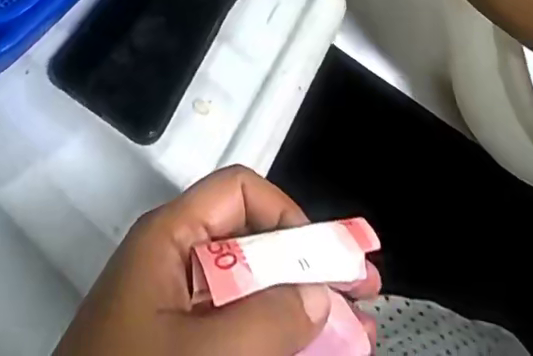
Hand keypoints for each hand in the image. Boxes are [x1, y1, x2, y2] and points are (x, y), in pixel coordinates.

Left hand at [54, 166, 380, 355]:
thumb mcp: (205, 354)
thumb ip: (269, 320)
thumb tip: (320, 295)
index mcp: (170, 238)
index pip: (238, 192)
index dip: (286, 214)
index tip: (322, 259)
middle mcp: (175, 260)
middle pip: (253, 242)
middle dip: (309, 265)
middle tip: (363, 286)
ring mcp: (176, 306)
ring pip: (251, 289)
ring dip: (302, 305)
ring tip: (355, 329)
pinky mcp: (177, 343)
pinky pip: (237, 326)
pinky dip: (277, 335)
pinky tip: (314, 351)